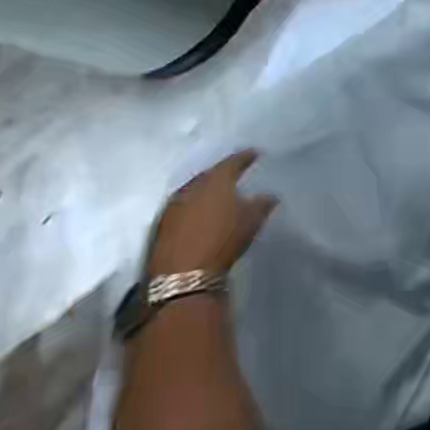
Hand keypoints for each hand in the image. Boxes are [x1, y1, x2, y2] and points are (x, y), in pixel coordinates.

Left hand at [146, 150, 277, 276]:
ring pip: (193, 190)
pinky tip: (201, 211)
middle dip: (222, 172)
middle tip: (236, 172)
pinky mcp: (161, 226)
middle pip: (209, 174)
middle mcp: (192, 188)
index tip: (255, 153)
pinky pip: (182, 206)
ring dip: (206, 189)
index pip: (233, 161)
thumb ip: (262, 202)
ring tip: (219, 192)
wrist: (183, 275)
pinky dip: (194, 205)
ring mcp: (173, 207)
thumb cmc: (224, 238)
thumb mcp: (253, 219)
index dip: (246, 157)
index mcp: (216, 181)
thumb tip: (268, 196)